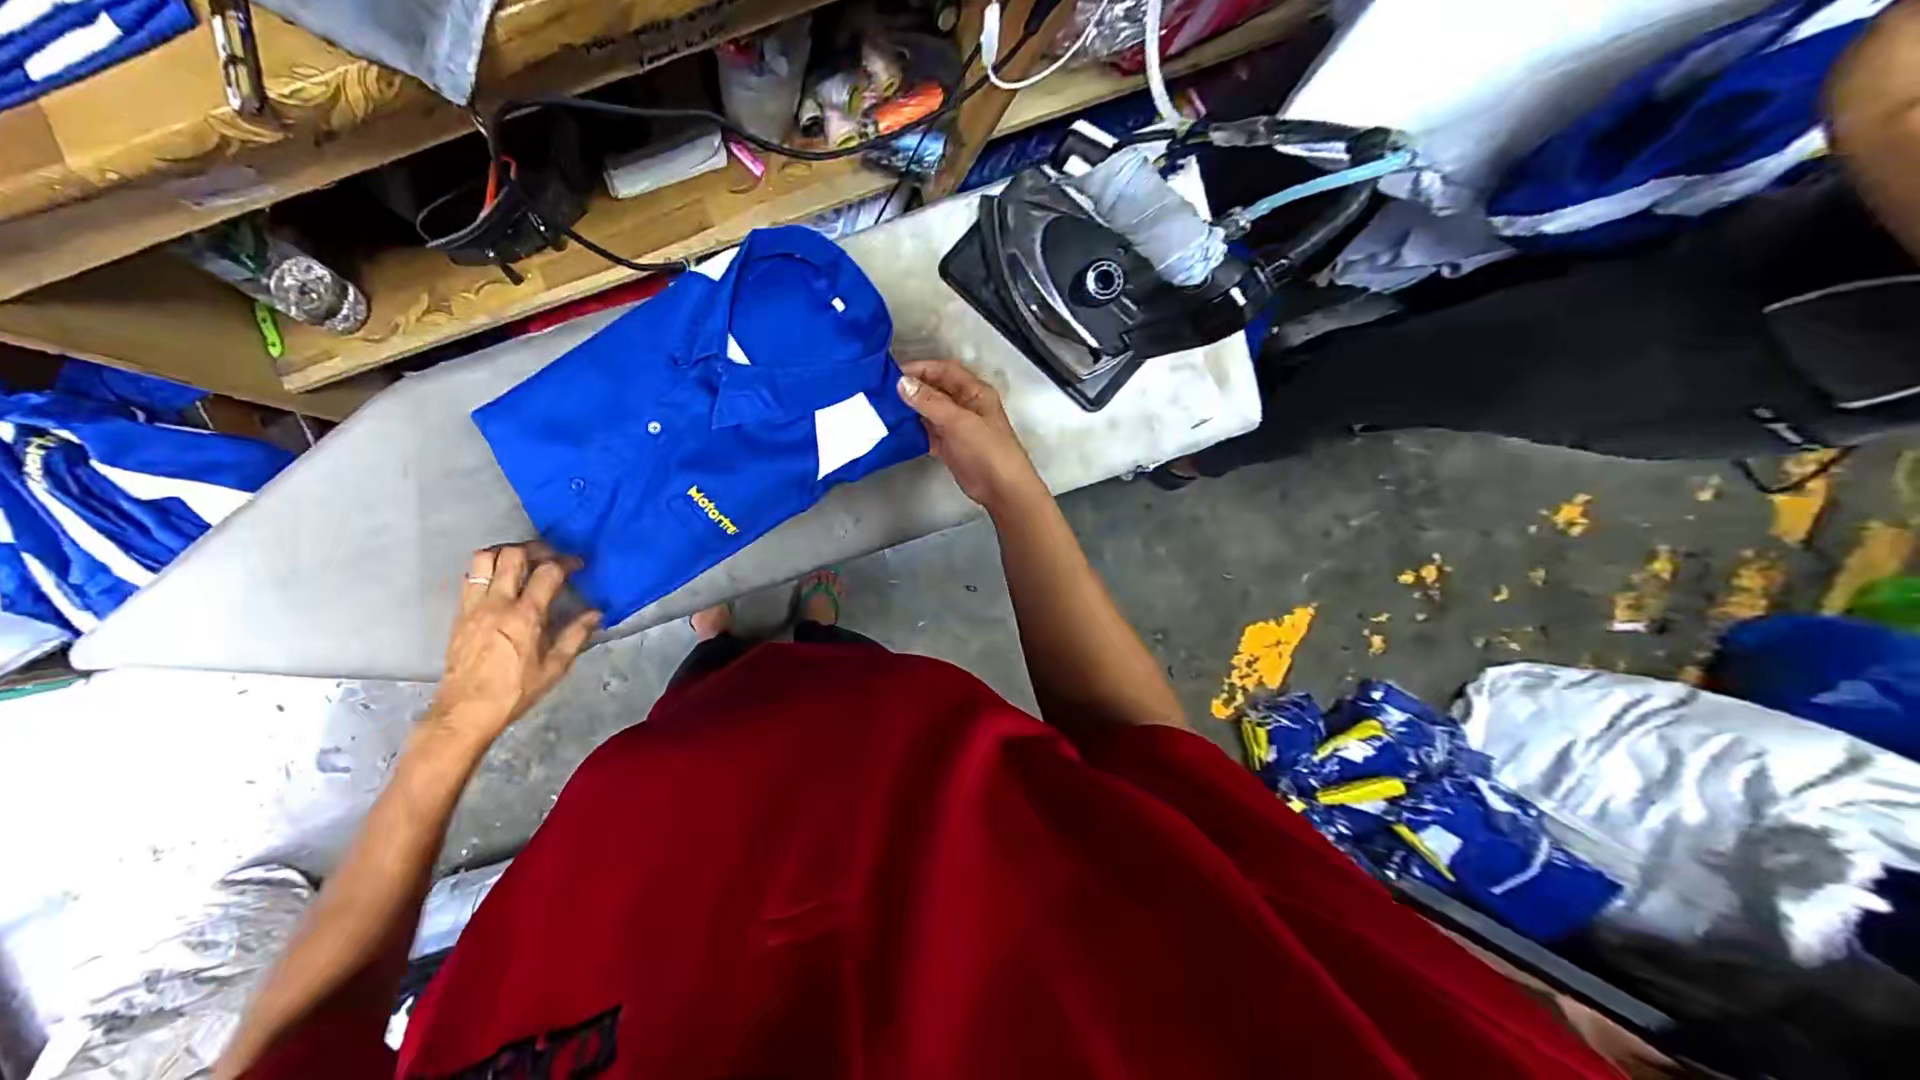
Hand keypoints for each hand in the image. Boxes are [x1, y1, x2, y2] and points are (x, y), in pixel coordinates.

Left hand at [429, 543, 600, 745]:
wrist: (466, 710)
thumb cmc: (516, 691)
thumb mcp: (555, 667)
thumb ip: (576, 635)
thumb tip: (595, 614)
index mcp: (525, 616)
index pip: (547, 572)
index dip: (566, 562)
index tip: (577, 566)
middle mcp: (497, 603)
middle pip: (512, 555)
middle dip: (535, 548)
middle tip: (550, 556)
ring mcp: (474, 606)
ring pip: (484, 559)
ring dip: (506, 552)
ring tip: (522, 561)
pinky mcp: (459, 613)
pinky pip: (471, 577)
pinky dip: (487, 570)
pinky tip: (501, 581)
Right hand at [896, 359, 1043, 510]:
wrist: (1001, 488)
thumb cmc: (988, 450)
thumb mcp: (958, 421)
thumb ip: (930, 401)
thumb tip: (904, 384)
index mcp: (975, 393)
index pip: (945, 371)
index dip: (921, 369)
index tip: (895, 373)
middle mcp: (966, 406)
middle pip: (936, 390)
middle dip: (913, 389)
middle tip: (886, 391)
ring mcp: (958, 427)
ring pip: (930, 412)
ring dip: (912, 410)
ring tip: (887, 409)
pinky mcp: (951, 446)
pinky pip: (929, 433)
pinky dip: (915, 431)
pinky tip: (899, 432)